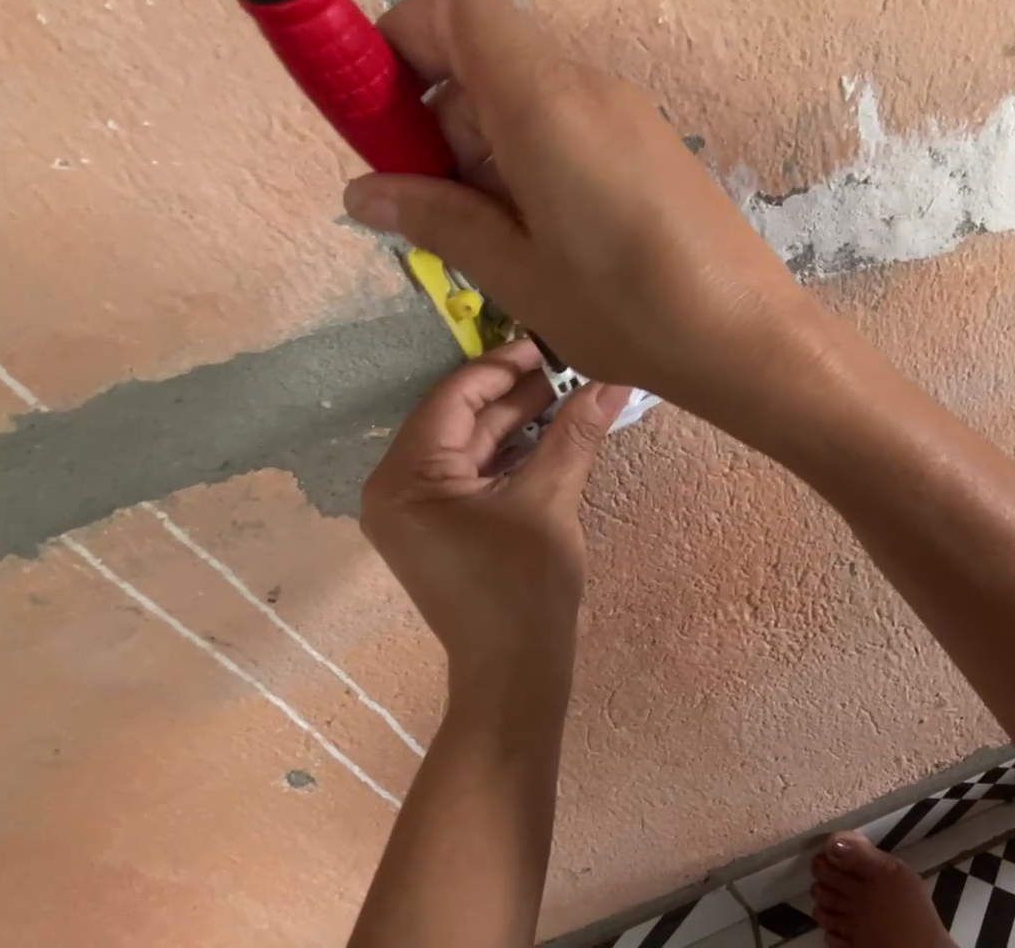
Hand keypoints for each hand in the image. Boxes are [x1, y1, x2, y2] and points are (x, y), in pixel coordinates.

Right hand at [339, 0, 825, 418]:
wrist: (751, 339)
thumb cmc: (628, 311)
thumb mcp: (517, 273)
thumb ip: (438, 219)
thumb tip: (367, 191)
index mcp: (545, 101)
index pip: (455, 7)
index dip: (404, 43)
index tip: (386, 121)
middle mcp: (594, 90)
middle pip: (492, 57)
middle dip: (443, 117)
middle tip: (441, 207)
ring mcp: (635, 120)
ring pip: (535, 99)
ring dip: (493, 149)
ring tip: (501, 238)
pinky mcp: (660, 153)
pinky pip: (580, 129)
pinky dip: (543, 162)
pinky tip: (554, 238)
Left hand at [359, 339, 628, 687]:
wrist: (517, 669)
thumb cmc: (523, 587)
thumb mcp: (551, 500)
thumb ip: (576, 434)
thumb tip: (614, 381)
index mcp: (406, 478)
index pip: (454, 397)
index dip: (506, 366)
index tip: (554, 345)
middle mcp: (400, 487)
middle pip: (465, 419)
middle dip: (522, 394)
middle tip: (576, 367)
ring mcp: (422, 509)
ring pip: (477, 446)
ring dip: (525, 421)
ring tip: (576, 392)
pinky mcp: (446, 526)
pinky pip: (481, 473)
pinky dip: (518, 453)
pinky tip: (560, 431)